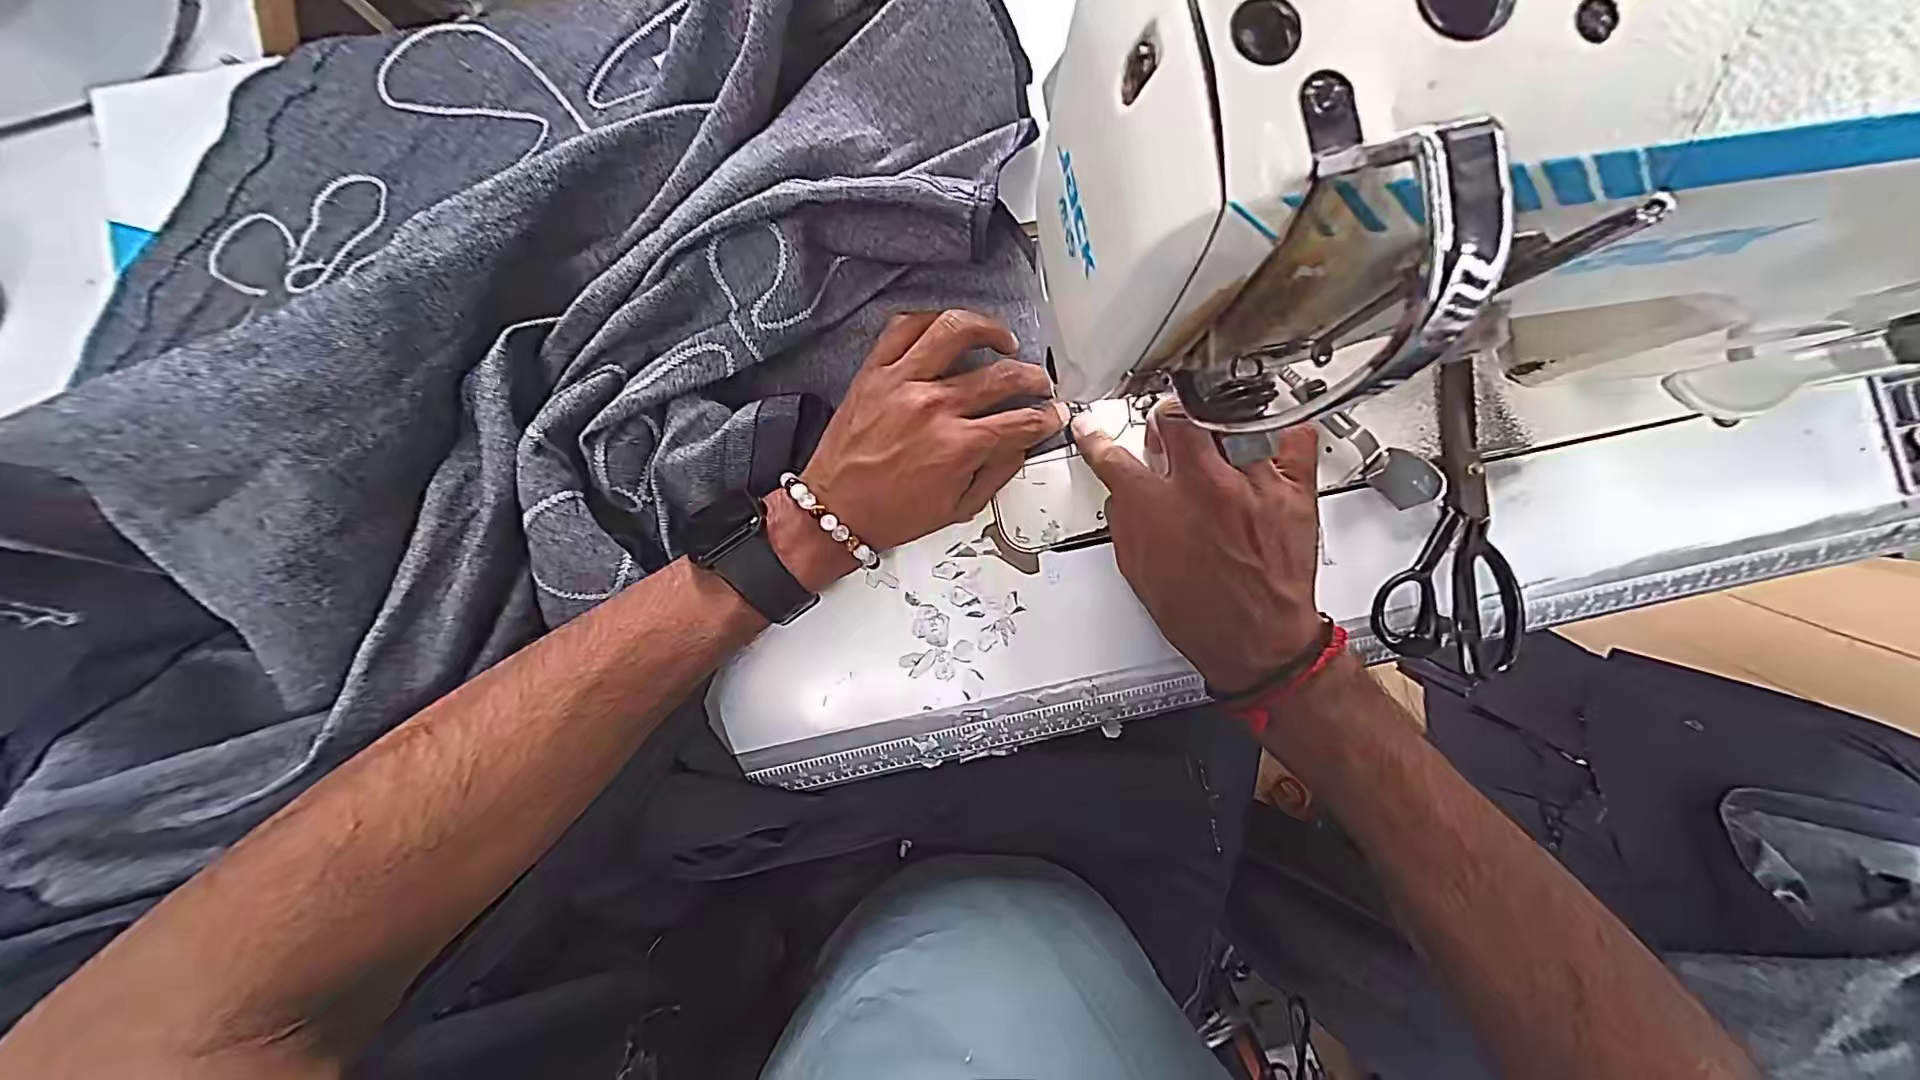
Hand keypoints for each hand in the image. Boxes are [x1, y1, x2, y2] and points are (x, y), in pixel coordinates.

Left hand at [774, 311, 1066, 585]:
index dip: (1046, 416)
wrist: (836, 510)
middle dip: (1033, 378)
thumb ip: (996, 472)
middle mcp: (932, 407)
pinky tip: (946, 329)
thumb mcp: (957, 507)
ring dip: (989, 329)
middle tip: (1038, 383)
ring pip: (955, 331)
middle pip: (1001, 374)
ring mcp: (901, 383)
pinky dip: (931, 320)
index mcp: (957, 446)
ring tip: (1002, 339)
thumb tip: (1021, 445)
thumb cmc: (889, 512)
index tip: (1051, 413)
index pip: (1020, 420)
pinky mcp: (874, 373)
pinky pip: (904, 327)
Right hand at [1072, 401, 1322, 693]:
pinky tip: (1263, 443)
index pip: (1113, 457)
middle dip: (1165, 421)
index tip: (1093, 430)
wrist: (1257, 641)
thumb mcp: (1139, 570)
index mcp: (1156, 509)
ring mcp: (1251, 486)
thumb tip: (1122, 495)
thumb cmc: (1201, 614)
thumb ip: (1126, 522)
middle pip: (1177, 419)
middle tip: (1166, 432)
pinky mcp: (1294, 492)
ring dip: (1214, 428)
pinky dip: (1278, 434)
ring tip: (1213, 444)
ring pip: (1231, 421)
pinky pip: (1293, 437)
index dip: (1096, 439)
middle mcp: (1204, 489)